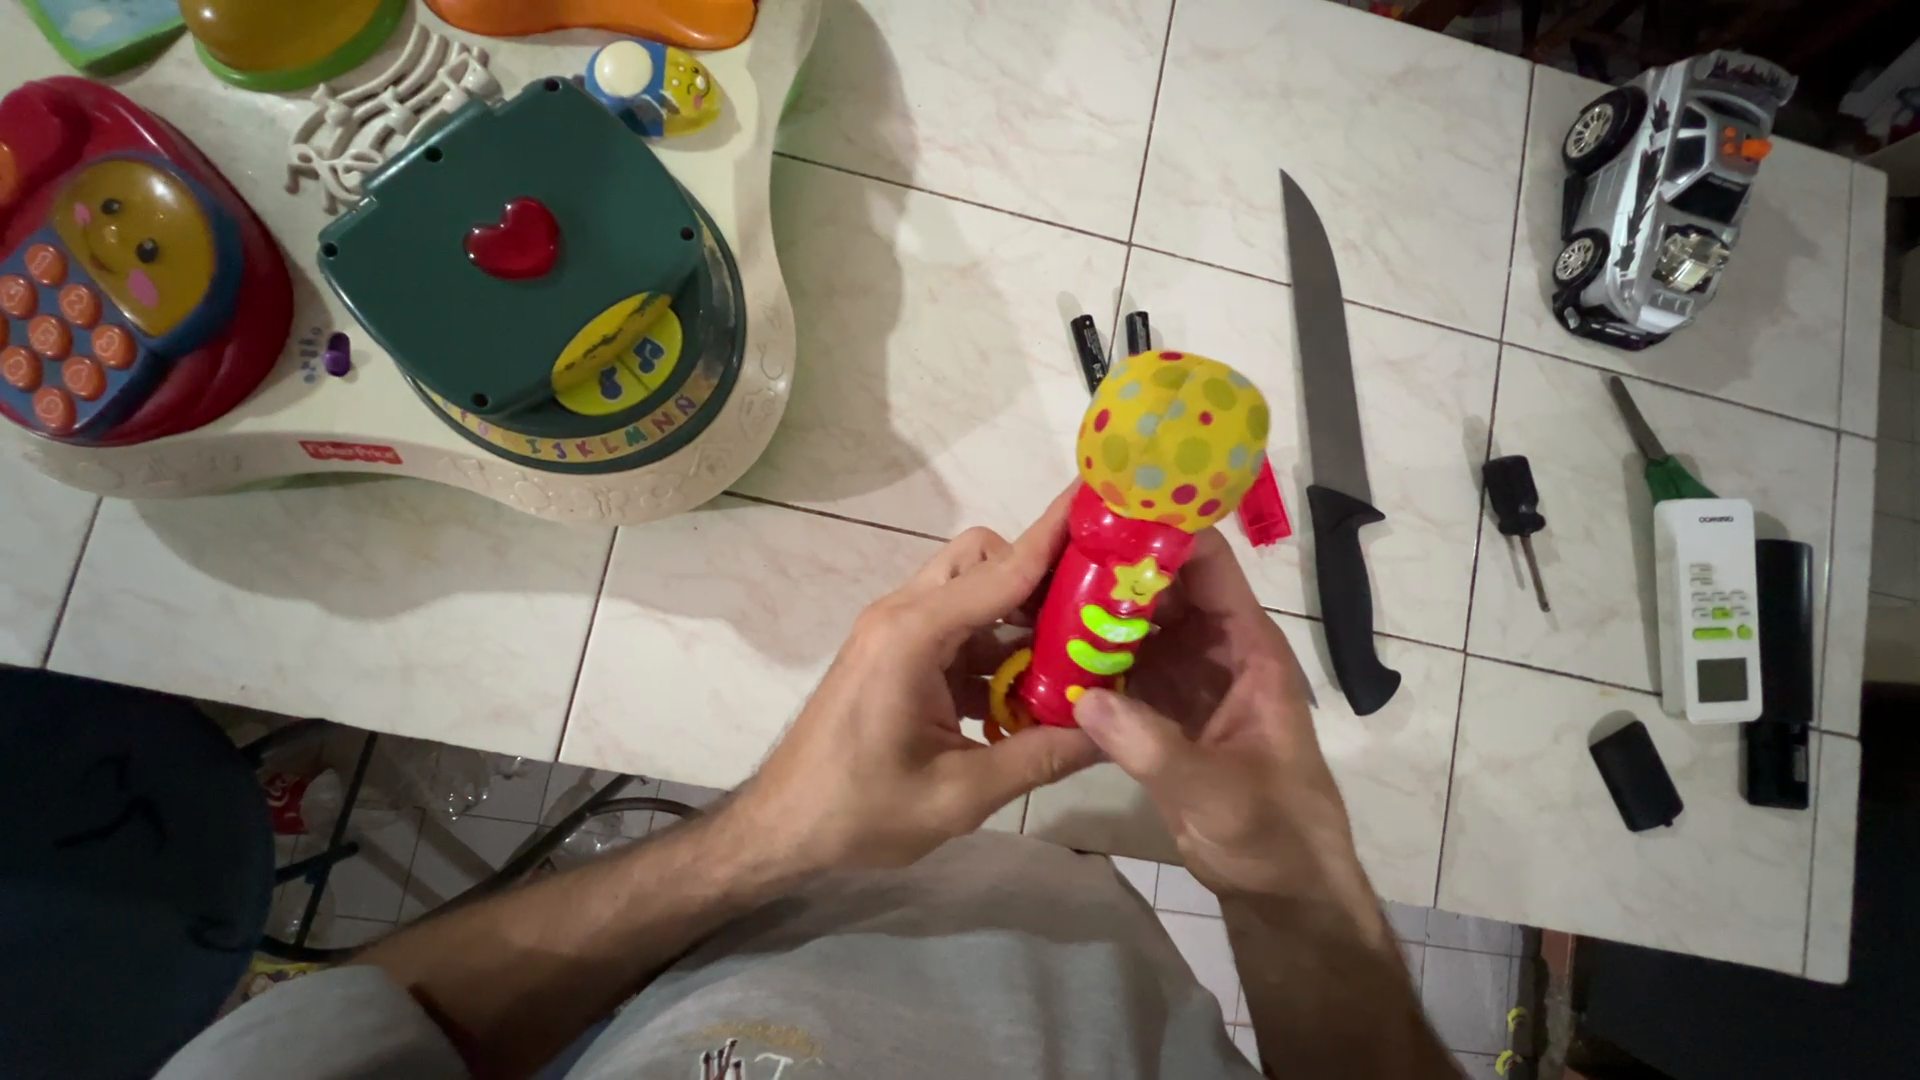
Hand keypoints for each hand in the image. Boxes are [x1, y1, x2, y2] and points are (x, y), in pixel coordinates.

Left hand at [727, 489, 1102, 873]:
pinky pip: (957, 627)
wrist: (783, 824)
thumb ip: (1039, 758)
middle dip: (1038, 576)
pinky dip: (995, 647)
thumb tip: (1110, 733)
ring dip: (1020, 617)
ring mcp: (895, 631)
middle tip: (1094, 613)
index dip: (1055, 535)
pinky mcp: (896, 652)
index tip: (1100, 501)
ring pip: (971, 592)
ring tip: (1075, 654)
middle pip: (982, 559)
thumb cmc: (859, 810)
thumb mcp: (959, 794)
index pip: (1002, 570)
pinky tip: (1026, 693)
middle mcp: (903, 614)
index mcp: (914, 634)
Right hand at [1073, 531, 1380, 927]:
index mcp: (1247, 647)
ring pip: (1133, 624)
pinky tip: (1043, 651)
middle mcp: (1212, 649)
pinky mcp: (1156, 707)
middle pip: (1161, 587)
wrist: (1278, 888)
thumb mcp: (1220, 793)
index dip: (1164, 533)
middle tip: (1048, 552)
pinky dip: (1086, 658)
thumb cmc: (1273, 832)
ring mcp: (1181, 676)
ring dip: (1092, 610)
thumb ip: (1155, 747)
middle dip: (1111, 566)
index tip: (1105, 516)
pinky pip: (1117, 666)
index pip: (1209, 567)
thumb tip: (1082, 698)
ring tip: (1034, 592)